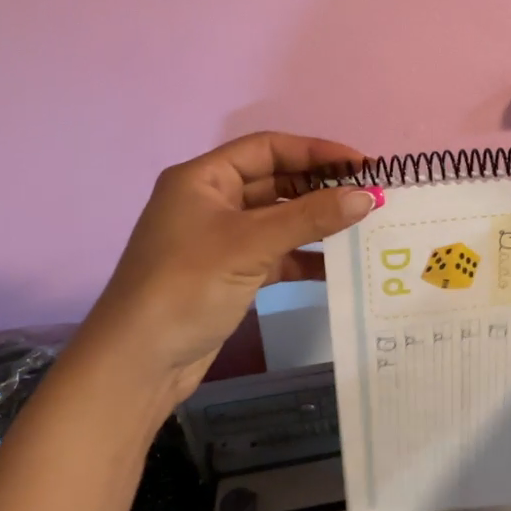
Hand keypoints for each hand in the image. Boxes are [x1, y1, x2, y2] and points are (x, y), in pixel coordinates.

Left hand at [75, 132, 380, 390]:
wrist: (139, 362)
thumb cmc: (187, 285)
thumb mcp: (250, 244)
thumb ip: (310, 217)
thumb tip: (368, 196)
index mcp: (203, 178)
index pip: (268, 148)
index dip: (316, 151)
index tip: (362, 166)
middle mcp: (211, 201)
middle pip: (276, 181)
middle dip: (322, 187)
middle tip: (371, 196)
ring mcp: (220, 240)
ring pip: (279, 219)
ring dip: (317, 223)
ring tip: (364, 227)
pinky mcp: (230, 273)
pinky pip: (276, 254)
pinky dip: (304, 256)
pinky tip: (338, 266)